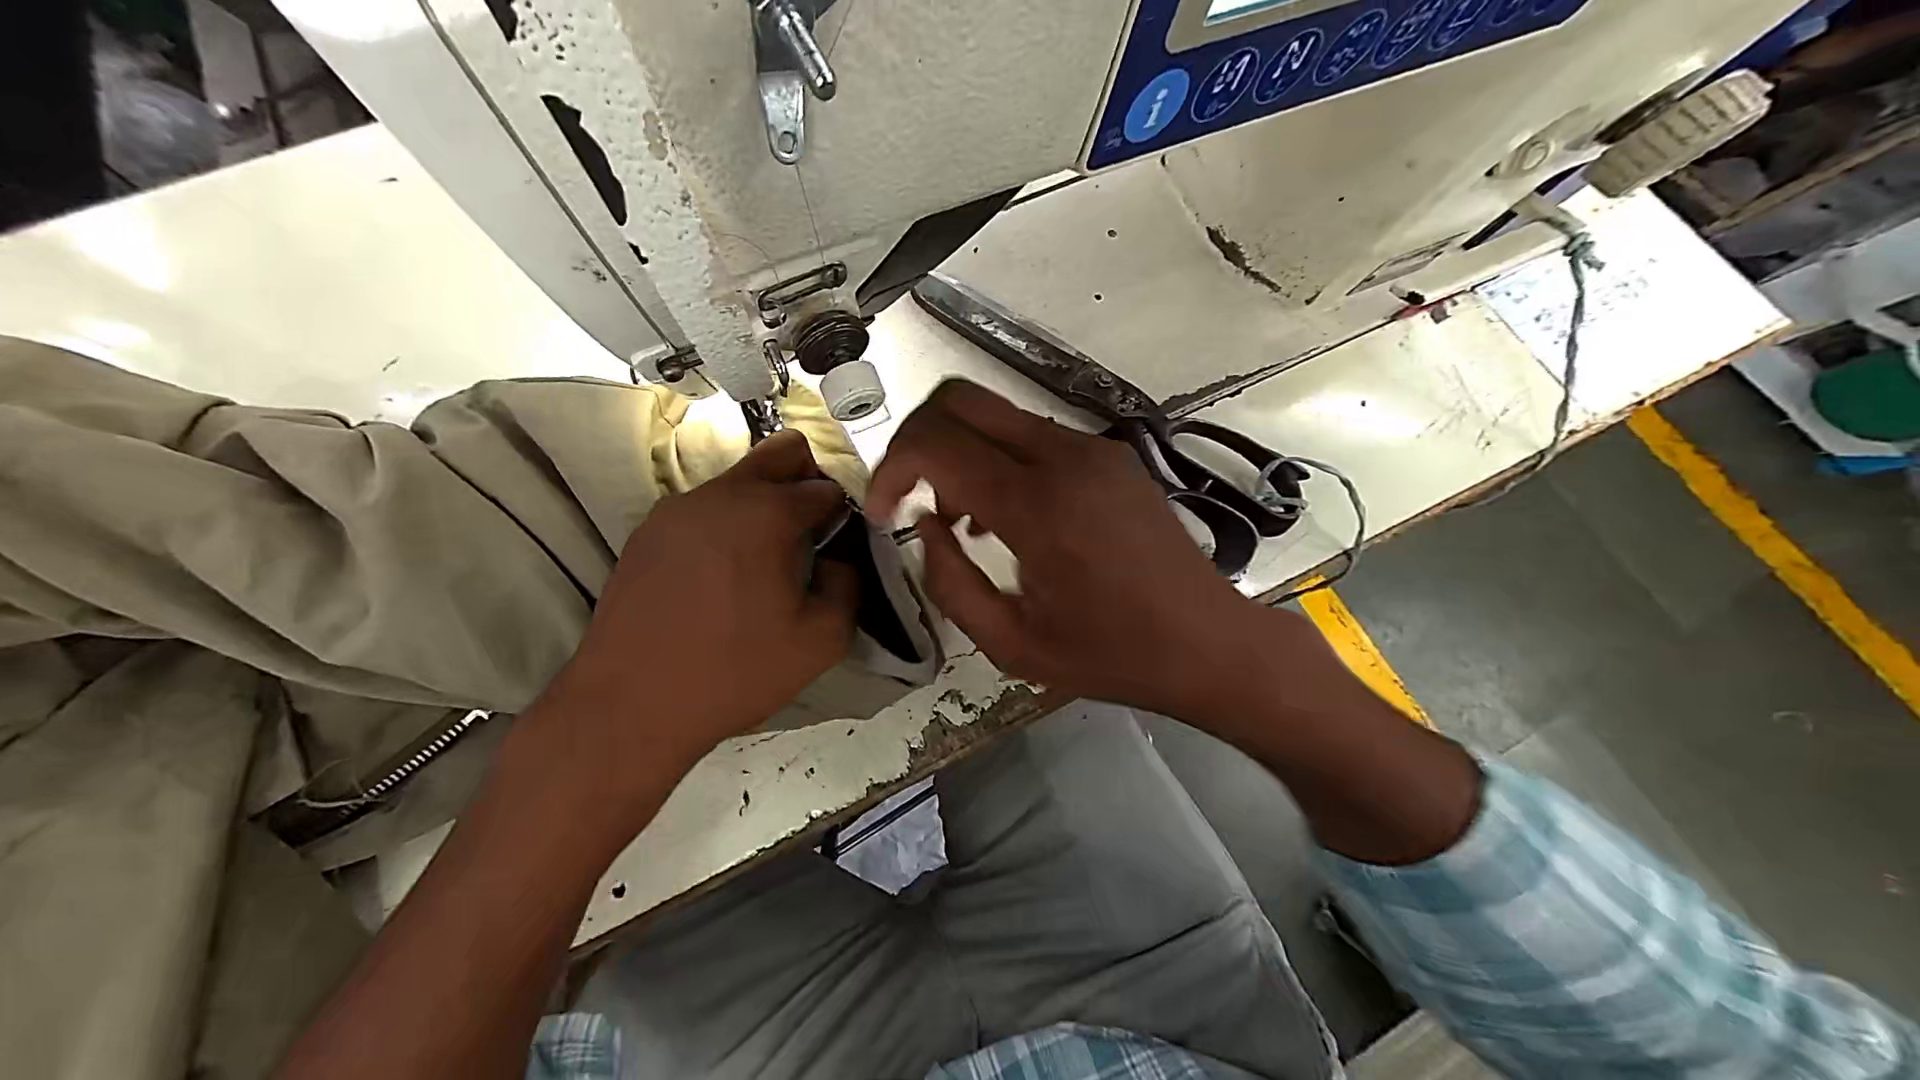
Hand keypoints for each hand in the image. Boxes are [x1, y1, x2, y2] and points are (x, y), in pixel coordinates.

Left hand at [547, 431, 858, 769]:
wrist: (629, 705)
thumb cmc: (733, 671)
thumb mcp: (821, 641)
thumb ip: (848, 586)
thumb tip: (837, 560)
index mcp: (767, 512)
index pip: (825, 487)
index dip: (842, 514)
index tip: (840, 546)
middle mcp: (719, 495)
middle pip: (780, 453)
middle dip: (807, 481)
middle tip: (811, 535)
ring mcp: (675, 510)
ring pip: (738, 483)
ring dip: (763, 508)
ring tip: (762, 567)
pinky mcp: (646, 534)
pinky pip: (703, 511)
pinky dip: (725, 528)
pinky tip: (720, 580)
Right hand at [867, 381, 1265, 720]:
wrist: (1208, 642)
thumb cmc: (1111, 654)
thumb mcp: (1011, 643)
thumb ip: (949, 582)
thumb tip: (925, 525)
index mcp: (1036, 505)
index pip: (935, 443)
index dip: (890, 471)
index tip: (882, 512)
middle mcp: (1064, 458)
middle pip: (959, 399)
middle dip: (915, 440)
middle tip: (908, 496)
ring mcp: (1093, 450)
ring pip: (996, 413)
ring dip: (959, 452)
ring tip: (960, 521)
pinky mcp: (1110, 456)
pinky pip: (1033, 435)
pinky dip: (998, 460)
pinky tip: (1007, 516)